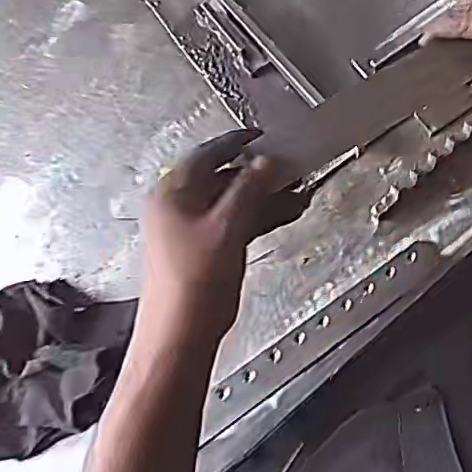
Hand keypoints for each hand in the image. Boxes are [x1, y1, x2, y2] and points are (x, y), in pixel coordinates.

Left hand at [141, 129, 305, 344]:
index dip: (239, 142)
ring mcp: (191, 228)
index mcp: (174, 192)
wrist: (181, 334)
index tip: (264, 137)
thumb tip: (266, 164)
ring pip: (234, 201)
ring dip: (265, 196)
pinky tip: (286, 214)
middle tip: (290, 168)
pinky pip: (236, 222)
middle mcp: (179, 205)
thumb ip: (249, 189)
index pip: (209, 153)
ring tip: (298, 192)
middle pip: (224, 177)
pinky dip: (259, 217)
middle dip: (260, 174)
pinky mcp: (205, 248)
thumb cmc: (193, 281)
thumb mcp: (228, 226)